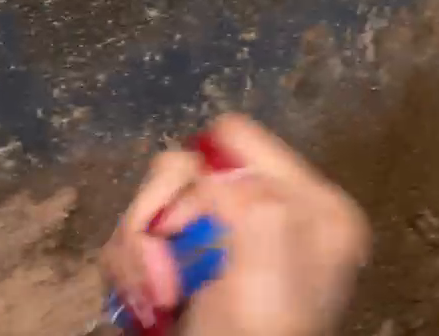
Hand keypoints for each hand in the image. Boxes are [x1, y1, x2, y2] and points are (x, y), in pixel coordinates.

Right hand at [101, 115, 368, 335]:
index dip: (197, 176)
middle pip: (182, 168)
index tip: (189, 228)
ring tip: (149, 298)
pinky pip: (137, 228)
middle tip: (161, 277)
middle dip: (154, 219)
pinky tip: (144, 300)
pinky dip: (128, 262)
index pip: (232, 138)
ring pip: (152, 200)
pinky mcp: (193, 252)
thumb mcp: (267, 283)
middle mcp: (273, 209)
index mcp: (311, 206)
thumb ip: (257, 211)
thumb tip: (216, 172)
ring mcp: (229, 230)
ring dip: (135, 248)